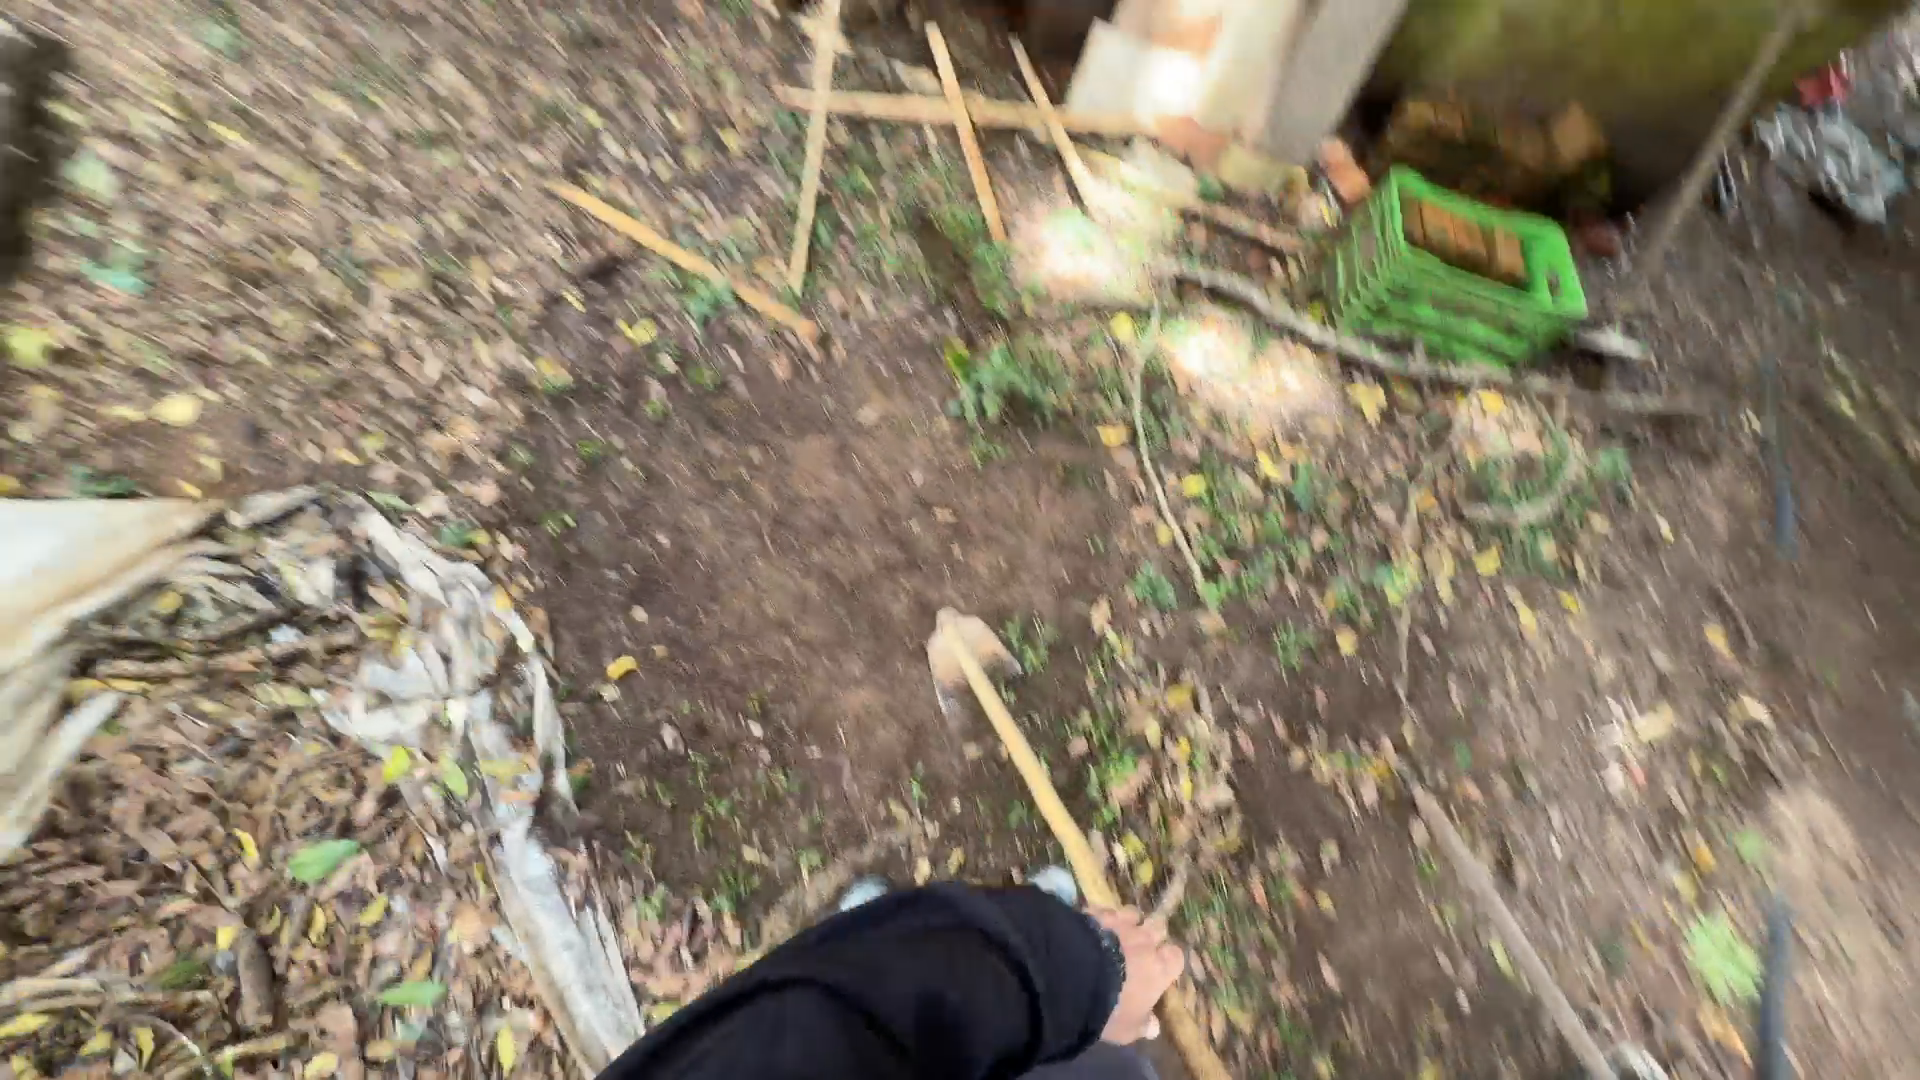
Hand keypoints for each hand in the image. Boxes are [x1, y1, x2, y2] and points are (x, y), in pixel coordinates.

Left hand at [1090, 907, 1185, 1043]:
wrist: (1076, 976)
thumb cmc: (1111, 1009)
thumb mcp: (1128, 1028)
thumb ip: (1143, 1024)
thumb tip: (1154, 1026)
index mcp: (1158, 968)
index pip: (1175, 956)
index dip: (1168, 959)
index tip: (1161, 965)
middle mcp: (1144, 941)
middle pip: (1157, 927)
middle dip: (1151, 934)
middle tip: (1141, 946)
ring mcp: (1120, 922)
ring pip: (1132, 913)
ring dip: (1128, 921)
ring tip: (1118, 930)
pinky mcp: (1097, 912)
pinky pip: (1105, 909)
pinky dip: (1102, 916)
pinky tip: (1094, 925)